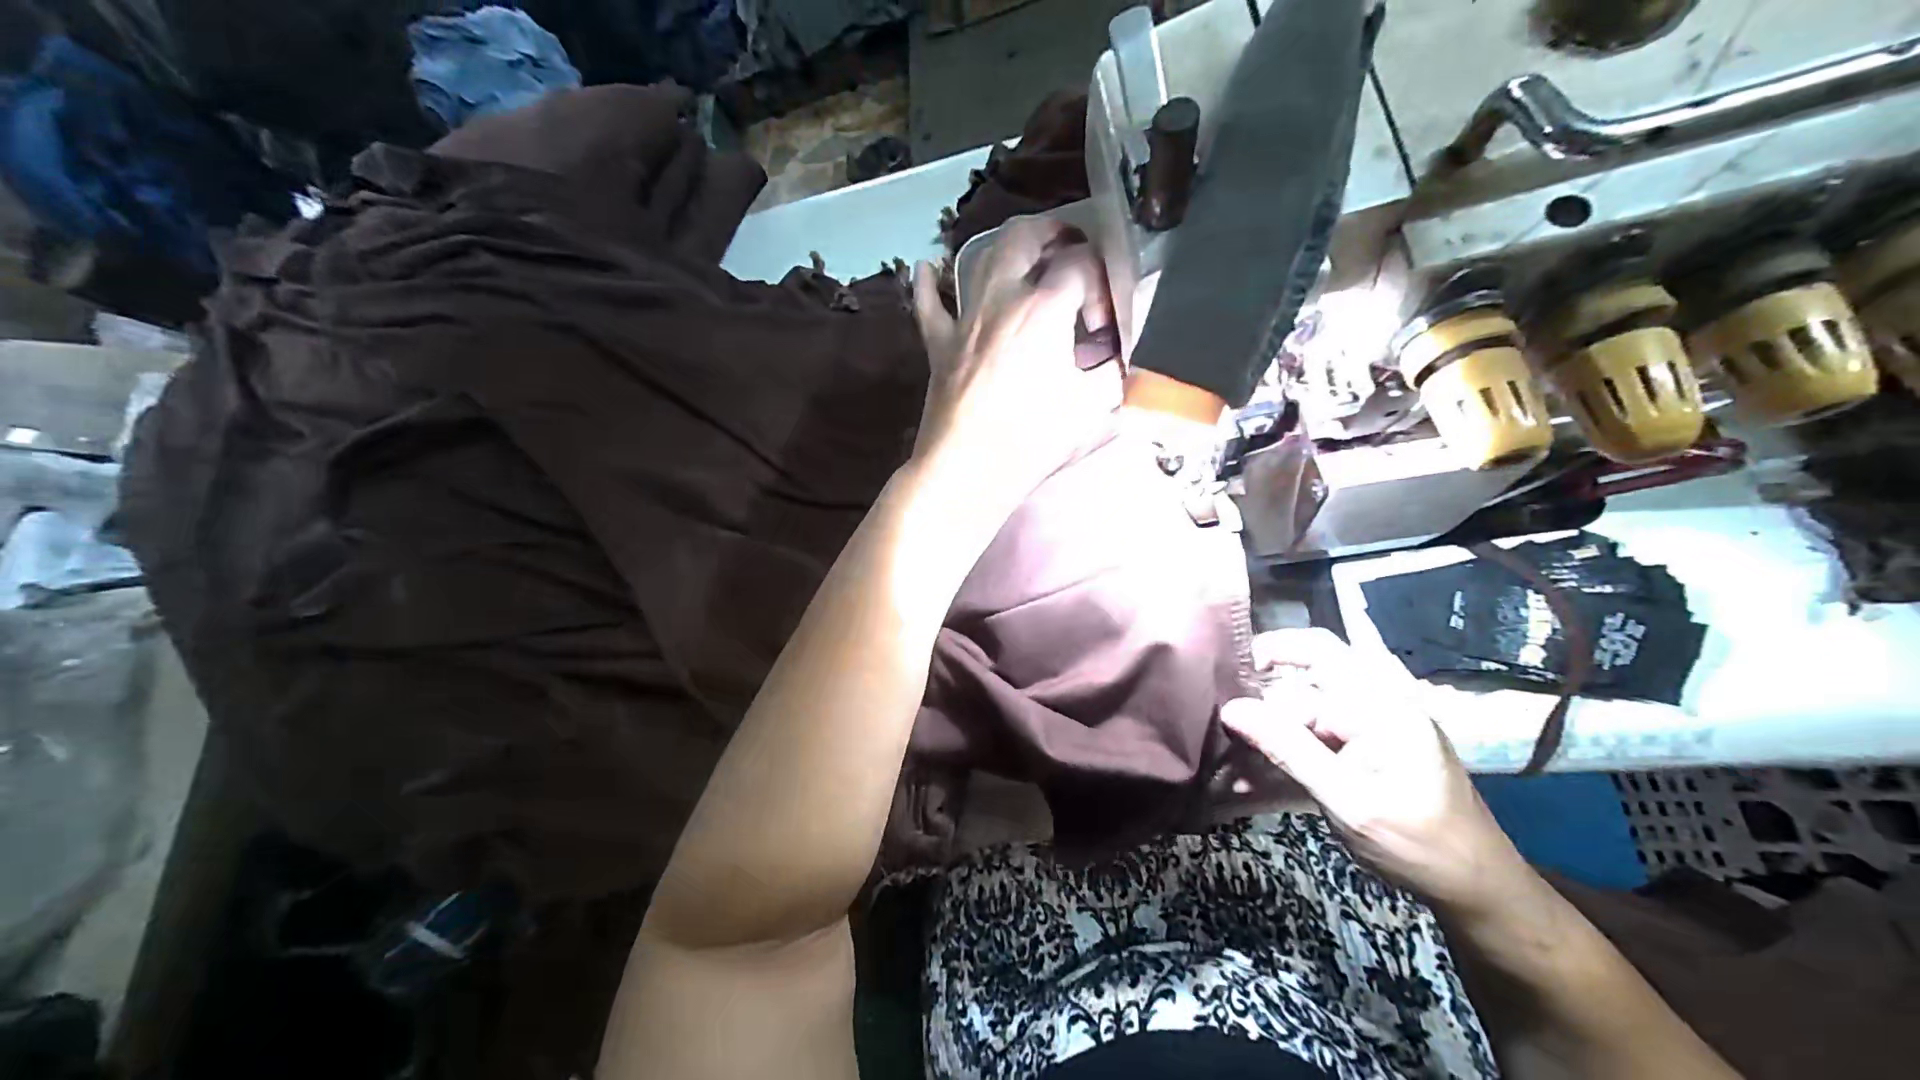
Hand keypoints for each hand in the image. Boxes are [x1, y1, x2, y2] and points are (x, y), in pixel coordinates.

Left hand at [908, 217, 1120, 521]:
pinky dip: (929, 282)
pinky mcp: (939, 344)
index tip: (1103, 324)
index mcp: (1044, 309)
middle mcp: (1001, 298)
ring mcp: (965, 319)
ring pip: (982, 258)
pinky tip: (927, 267)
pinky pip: (929, 304)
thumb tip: (1116, 359)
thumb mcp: (1090, 406)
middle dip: (1053, 233)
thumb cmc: (1032, 440)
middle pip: (1025, 236)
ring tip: (1029, 258)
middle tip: (1072, 247)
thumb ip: (1110, 372)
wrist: (967, 470)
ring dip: (1009, 249)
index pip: (1081, 264)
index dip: (1101, 282)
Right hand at [1222, 628, 1532, 916]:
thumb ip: (1288, 749)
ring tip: (1236, 753)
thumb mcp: (1347, 801)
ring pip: (1308, 699)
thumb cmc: (1417, 845)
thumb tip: (1231, 709)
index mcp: (1382, 702)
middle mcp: (1382, 698)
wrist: (1477, 886)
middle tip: (1224, 722)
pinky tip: (1260, 770)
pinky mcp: (1371, 741)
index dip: (1264, 660)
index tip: (1221, 683)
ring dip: (1272, 722)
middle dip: (1263, 692)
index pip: (1312, 657)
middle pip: (1308, 671)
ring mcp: (1377, 719)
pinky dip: (1290, 742)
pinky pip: (1320, 725)